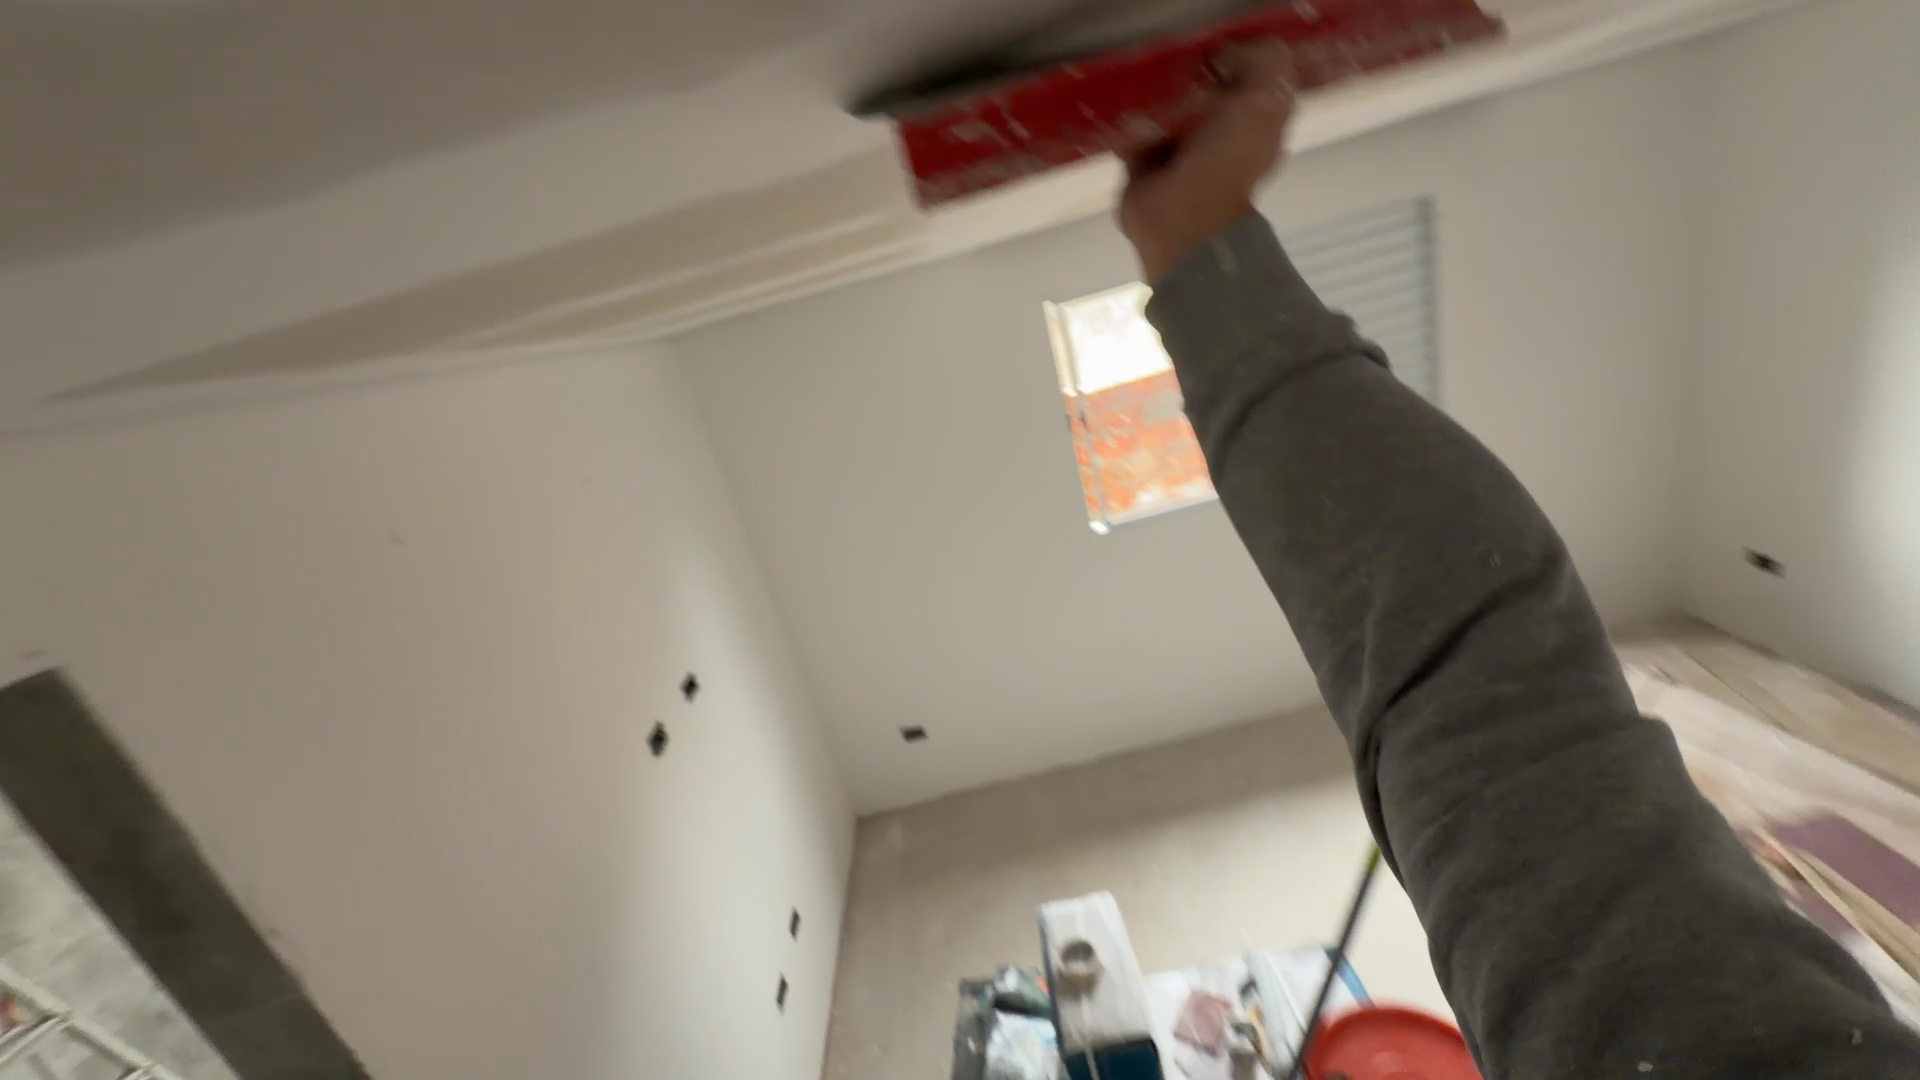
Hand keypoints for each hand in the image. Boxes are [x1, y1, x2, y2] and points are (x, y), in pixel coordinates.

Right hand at [1117, 41, 1297, 284]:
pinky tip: (1138, 138)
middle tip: (1181, 94)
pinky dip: (1132, 134)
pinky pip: (1133, 138)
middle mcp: (1216, 141)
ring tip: (1156, 118)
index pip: (1240, 79)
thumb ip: (1261, 62)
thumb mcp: (1265, 99)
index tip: (1214, 65)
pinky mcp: (1142, 173)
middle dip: (1186, 88)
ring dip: (1156, 111)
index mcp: (1251, 126)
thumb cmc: (1227, 161)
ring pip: (1163, 113)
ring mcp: (1177, 159)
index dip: (1228, 65)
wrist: (1183, 219)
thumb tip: (1225, 55)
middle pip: (1197, 92)